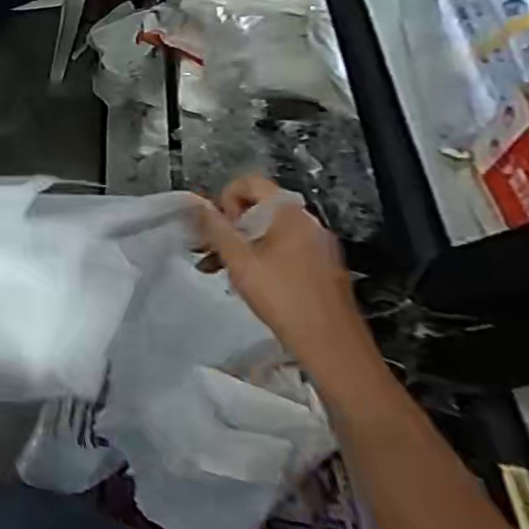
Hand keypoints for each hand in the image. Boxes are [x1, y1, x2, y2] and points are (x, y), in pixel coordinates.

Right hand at [194, 176, 372, 375]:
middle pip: (258, 207)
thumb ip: (215, 227)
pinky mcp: (319, 265)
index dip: (226, 197)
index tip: (217, 225)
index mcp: (291, 217)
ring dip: (237, 242)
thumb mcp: (237, 260)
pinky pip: (280, 247)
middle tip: (207, 247)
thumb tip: (197, 203)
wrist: (331, 344)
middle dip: (227, 224)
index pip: (253, 183)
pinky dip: (257, 254)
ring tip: (215, 265)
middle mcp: (309, 225)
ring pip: (266, 230)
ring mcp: (317, 246)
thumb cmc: (282, 297)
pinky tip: (241, 277)